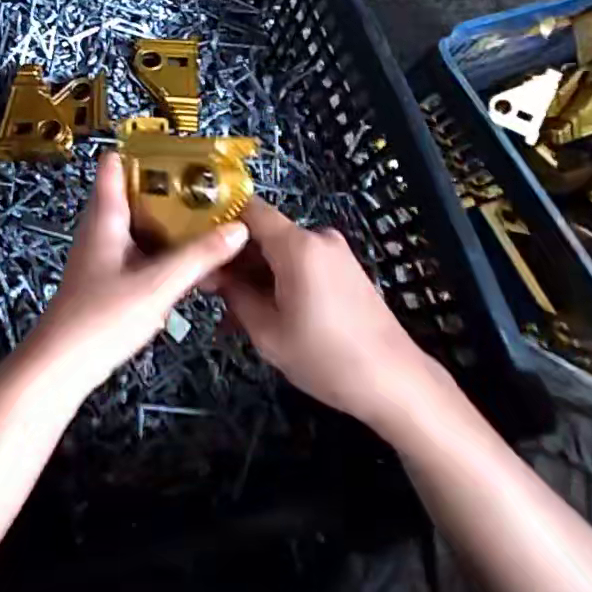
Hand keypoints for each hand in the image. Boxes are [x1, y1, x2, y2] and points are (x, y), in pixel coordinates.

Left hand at [26, 151, 249, 393]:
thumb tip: (239, 228)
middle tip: (205, 187)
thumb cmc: (102, 318)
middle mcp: (100, 229)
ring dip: (165, 220)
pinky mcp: (105, 279)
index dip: (143, 151)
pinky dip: (158, 248)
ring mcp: (100, 255)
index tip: (180, 151)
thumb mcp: (157, 286)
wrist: (60, 368)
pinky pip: (135, 251)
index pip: (114, 165)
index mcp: (105, 217)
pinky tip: (184, 261)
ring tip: (203, 219)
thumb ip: (199, 257)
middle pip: (130, 194)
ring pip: (135, 225)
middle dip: (166, 188)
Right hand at [210, 199, 450, 429]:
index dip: (219, 220)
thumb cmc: (326, 358)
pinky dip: (280, 280)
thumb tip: (212, 273)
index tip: (196, 243)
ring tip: (235, 311)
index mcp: (298, 245)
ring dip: (256, 273)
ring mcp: (335, 253)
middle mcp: (318, 238)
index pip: (249, 209)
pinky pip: (301, 264)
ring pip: (281, 252)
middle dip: (236, 258)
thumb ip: (235, 295)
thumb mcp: (268, 332)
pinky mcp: (345, 270)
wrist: (395, 382)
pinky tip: (266, 311)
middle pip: (265, 233)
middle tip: (211, 290)